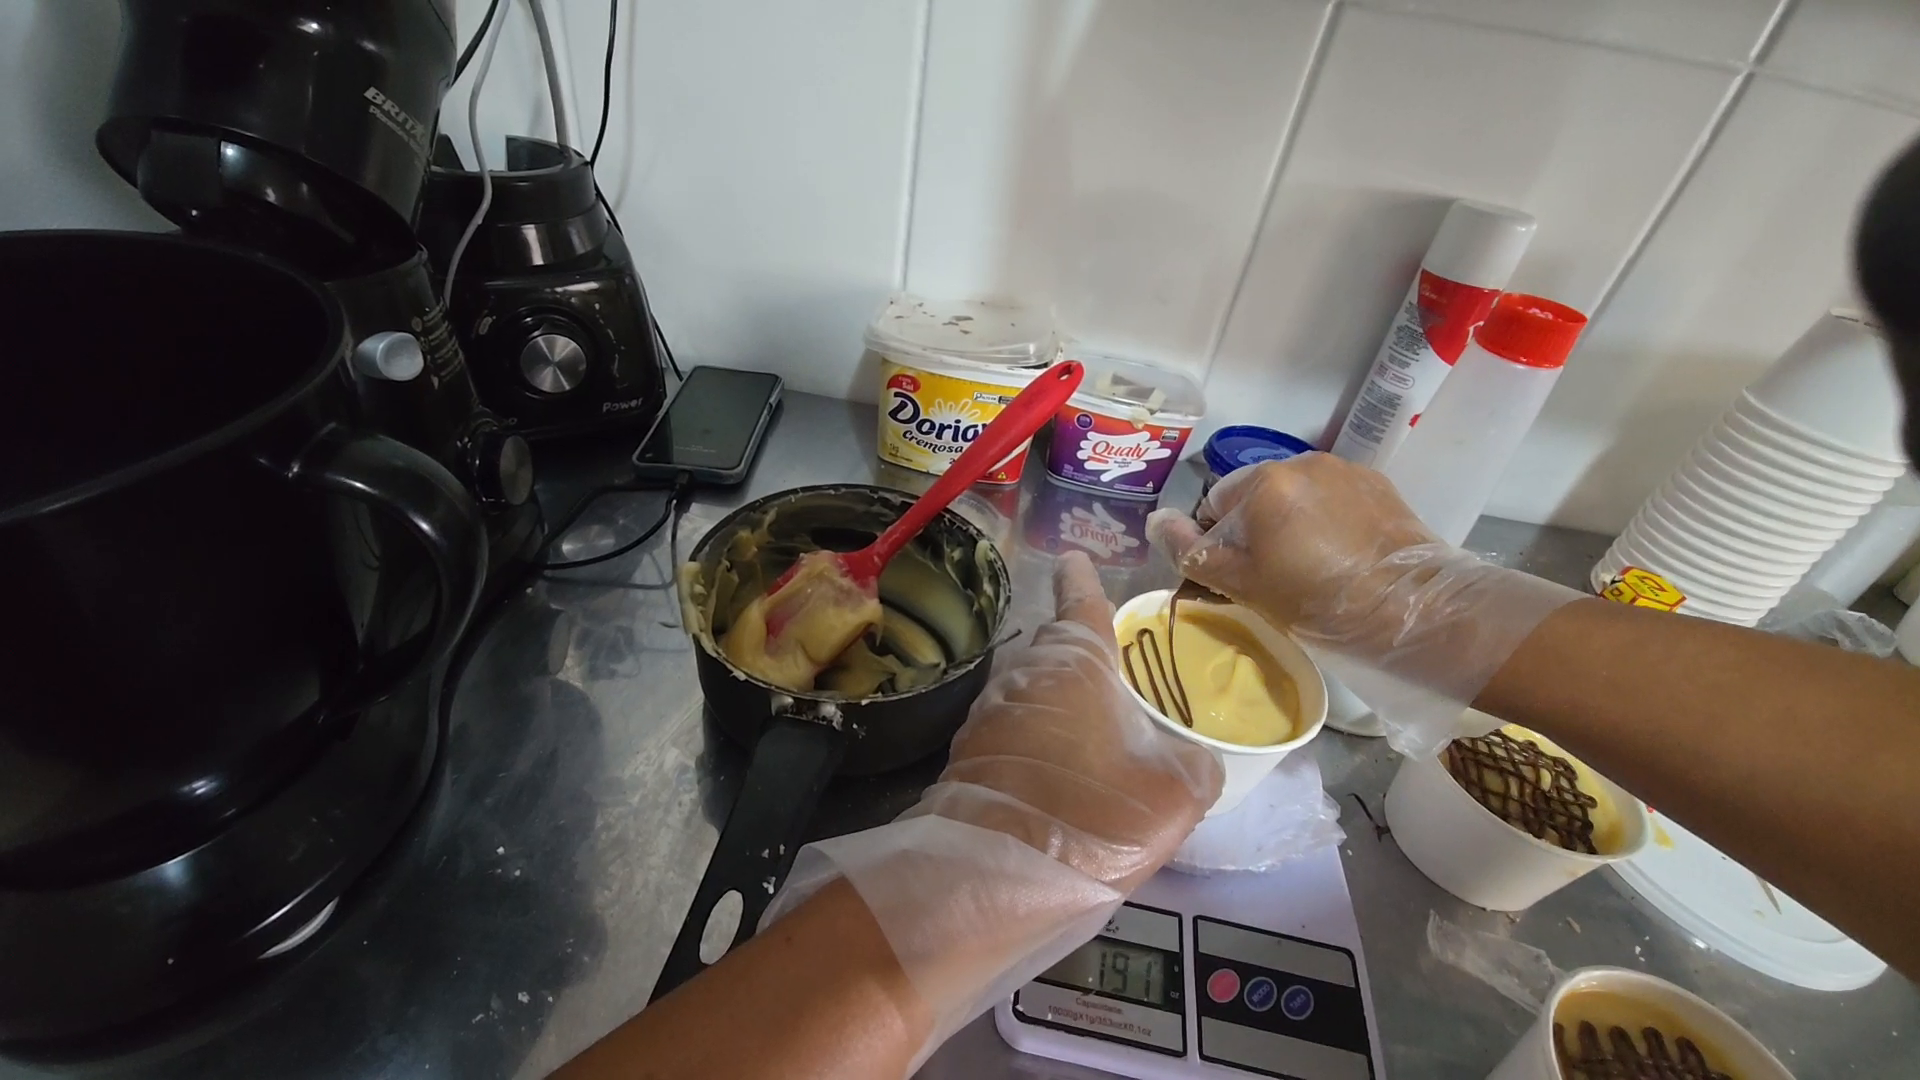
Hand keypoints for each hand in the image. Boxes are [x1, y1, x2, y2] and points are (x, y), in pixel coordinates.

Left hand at [914, 550, 1221, 890]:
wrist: (993, 876)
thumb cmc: (1091, 815)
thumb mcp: (1174, 794)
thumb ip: (1194, 762)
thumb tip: (1193, 758)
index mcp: (1075, 665)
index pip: (1082, 604)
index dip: (1083, 580)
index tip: (1075, 557)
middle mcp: (1026, 674)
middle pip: (1057, 651)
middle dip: (1082, 657)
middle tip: (1116, 683)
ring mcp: (988, 714)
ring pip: (1033, 692)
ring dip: (1060, 705)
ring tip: (1092, 741)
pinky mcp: (967, 754)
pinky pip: (1013, 730)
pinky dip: (1036, 741)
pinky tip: (1058, 779)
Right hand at [1146, 455, 1577, 756]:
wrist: (1413, 609)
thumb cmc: (1315, 599)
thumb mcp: (1241, 583)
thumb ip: (1190, 550)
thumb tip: (1156, 520)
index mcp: (1264, 481)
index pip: (1216, 506)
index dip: (1223, 545)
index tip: (1246, 577)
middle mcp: (1302, 461)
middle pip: (1256, 497)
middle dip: (1258, 530)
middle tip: (1279, 576)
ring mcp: (1346, 469)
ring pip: (1297, 496)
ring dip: (1293, 523)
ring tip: (1315, 567)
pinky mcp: (1379, 485)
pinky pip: (1333, 498)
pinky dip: (1328, 520)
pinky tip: (1345, 555)